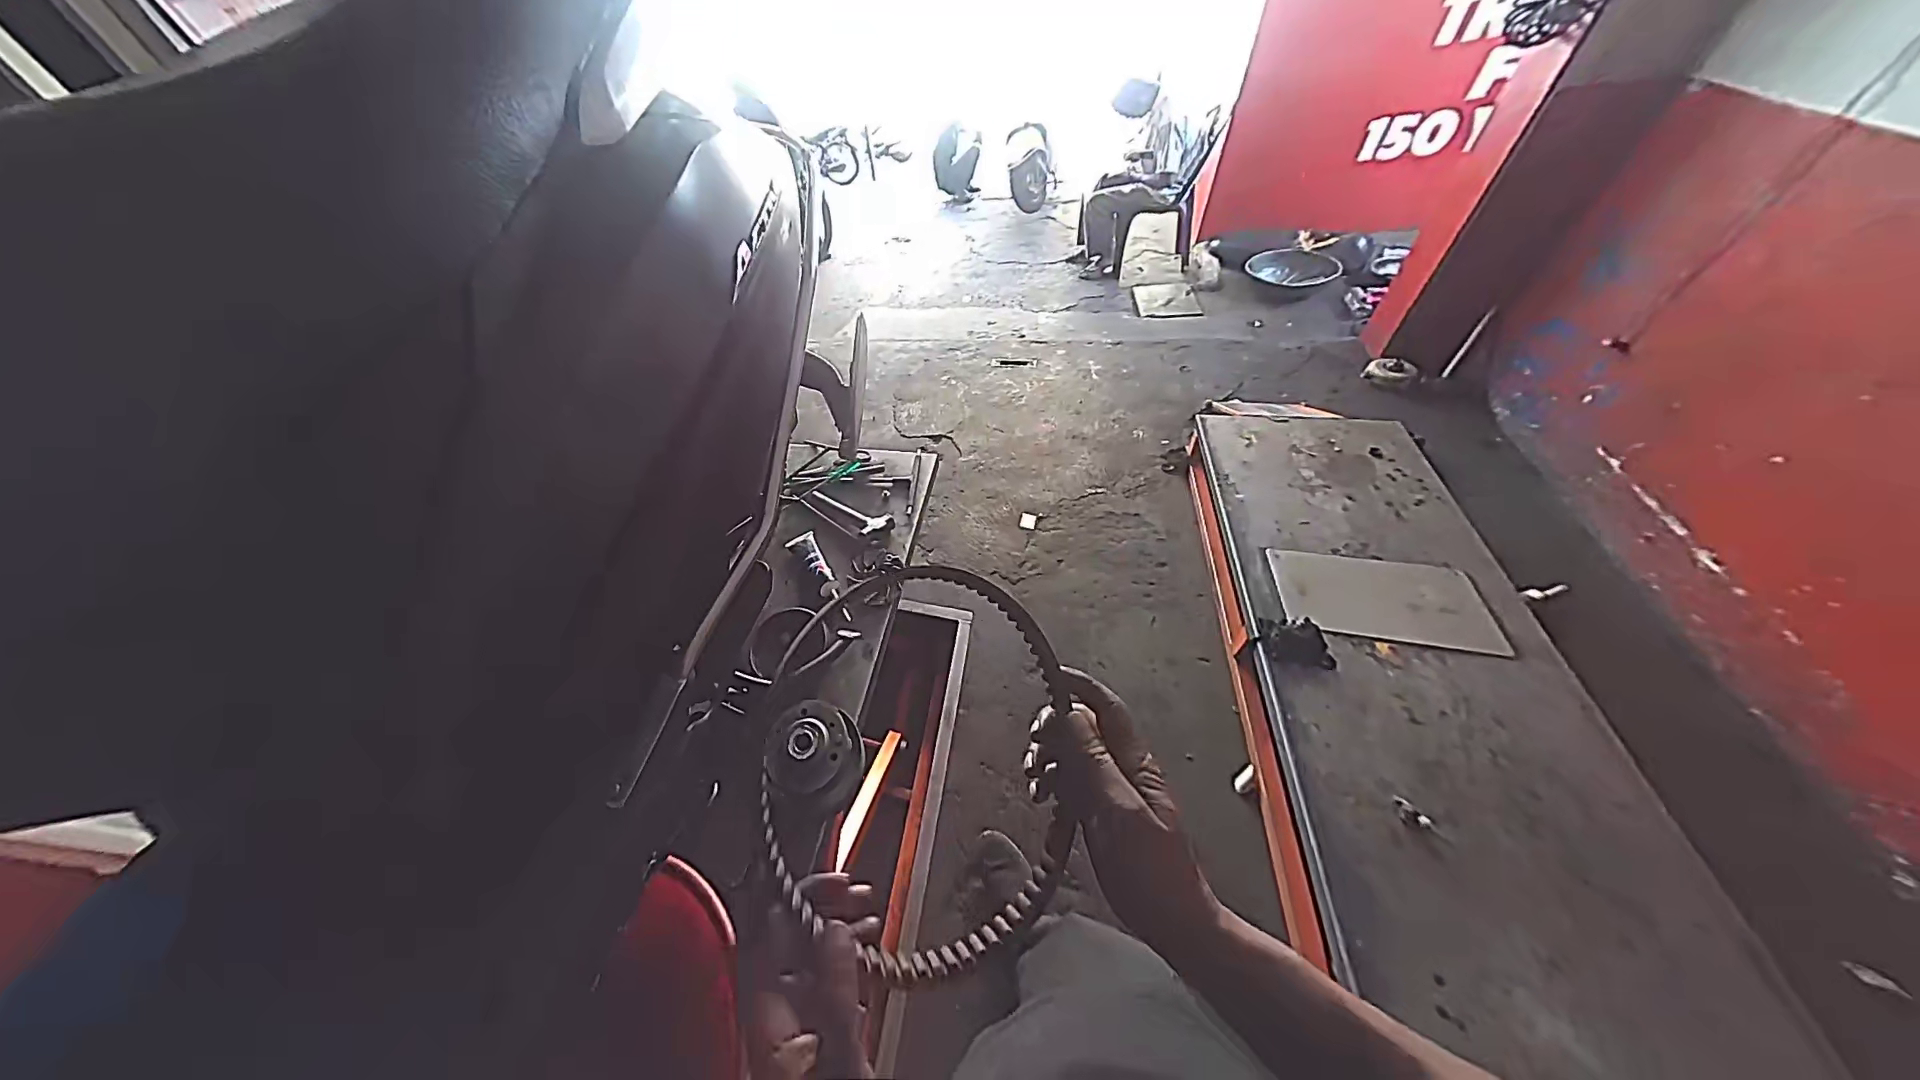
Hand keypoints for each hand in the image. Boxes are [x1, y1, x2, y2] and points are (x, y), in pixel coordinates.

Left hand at [741, 874, 878, 1079]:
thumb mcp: (840, 1056)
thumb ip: (833, 989)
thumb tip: (831, 928)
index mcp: (763, 1012)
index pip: (767, 929)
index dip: (801, 894)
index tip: (839, 879)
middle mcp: (767, 1011)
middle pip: (785, 936)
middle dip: (824, 905)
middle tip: (861, 893)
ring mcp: (786, 1022)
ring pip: (802, 953)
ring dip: (836, 926)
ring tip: (870, 916)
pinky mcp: (806, 1032)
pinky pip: (816, 976)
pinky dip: (841, 955)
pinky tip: (864, 954)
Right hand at [1039, 668, 1221, 959]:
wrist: (1172, 923)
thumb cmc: (1157, 874)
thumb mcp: (1123, 813)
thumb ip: (1095, 763)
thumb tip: (1070, 716)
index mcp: (1135, 762)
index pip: (1106, 708)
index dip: (1080, 688)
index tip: (1051, 678)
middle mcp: (1120, 769)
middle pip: (1081, 728)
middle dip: (1053, 730)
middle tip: (1036, 752)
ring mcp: (1107, 791)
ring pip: (1071, 754)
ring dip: (1048, 759)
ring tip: (1037, 781)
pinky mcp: (1096, 812)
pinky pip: (1068, 783)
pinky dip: (1051, 784)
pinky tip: (1044, 799)